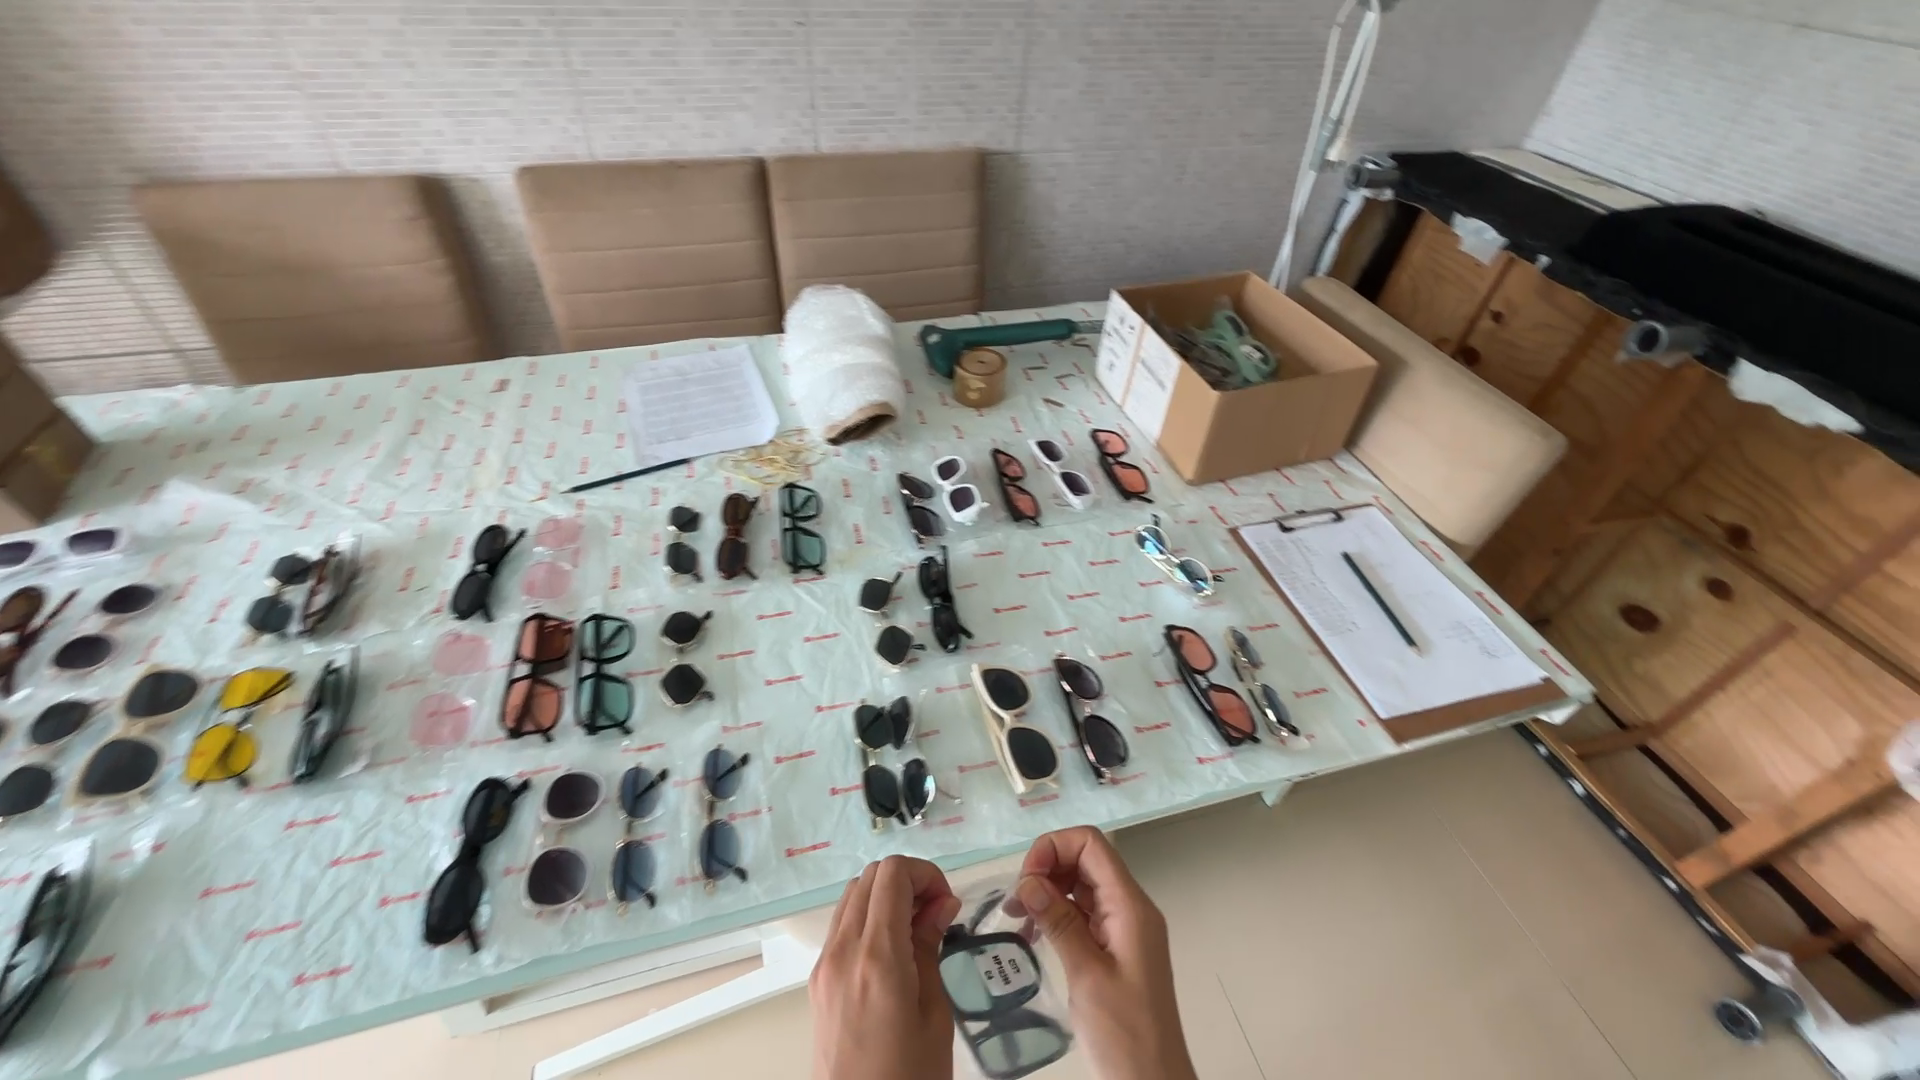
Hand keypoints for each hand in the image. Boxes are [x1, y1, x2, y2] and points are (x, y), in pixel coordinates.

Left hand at [811, 855, 963, 1079]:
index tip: (947, 904)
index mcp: (876, 956)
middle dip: (908, 881)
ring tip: (916, 931)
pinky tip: (893, 949)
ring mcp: (824, 964)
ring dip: (887, 897)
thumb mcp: (934, 1016)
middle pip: (870, 876)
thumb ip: (930, 949)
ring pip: (853, 895)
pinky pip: (843, 924)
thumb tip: (941, 904)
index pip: (892, 874)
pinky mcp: (818, 980)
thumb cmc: (909, 1077)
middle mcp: (842, 950)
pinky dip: (869, 917)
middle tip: (936, 915)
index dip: (925, 874)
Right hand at [1013, 826, 1196, 1079]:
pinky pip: (1082, 912)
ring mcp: (1122, 927)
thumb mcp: (1086, 974)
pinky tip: (1032, 933)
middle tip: (1016, 901)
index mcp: (1130, 905)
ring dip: (1047, 890)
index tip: (1025, 879)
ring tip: (1017, 916)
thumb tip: (1028, 880)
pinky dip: (1055, 913)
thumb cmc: (1124, 1030)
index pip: (1092, 844)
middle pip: (1085, 859)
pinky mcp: (1114, 947)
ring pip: (1081, 884)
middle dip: (1046, 867)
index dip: (1054, 847)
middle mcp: (1129, 907)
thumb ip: (1058, 921)